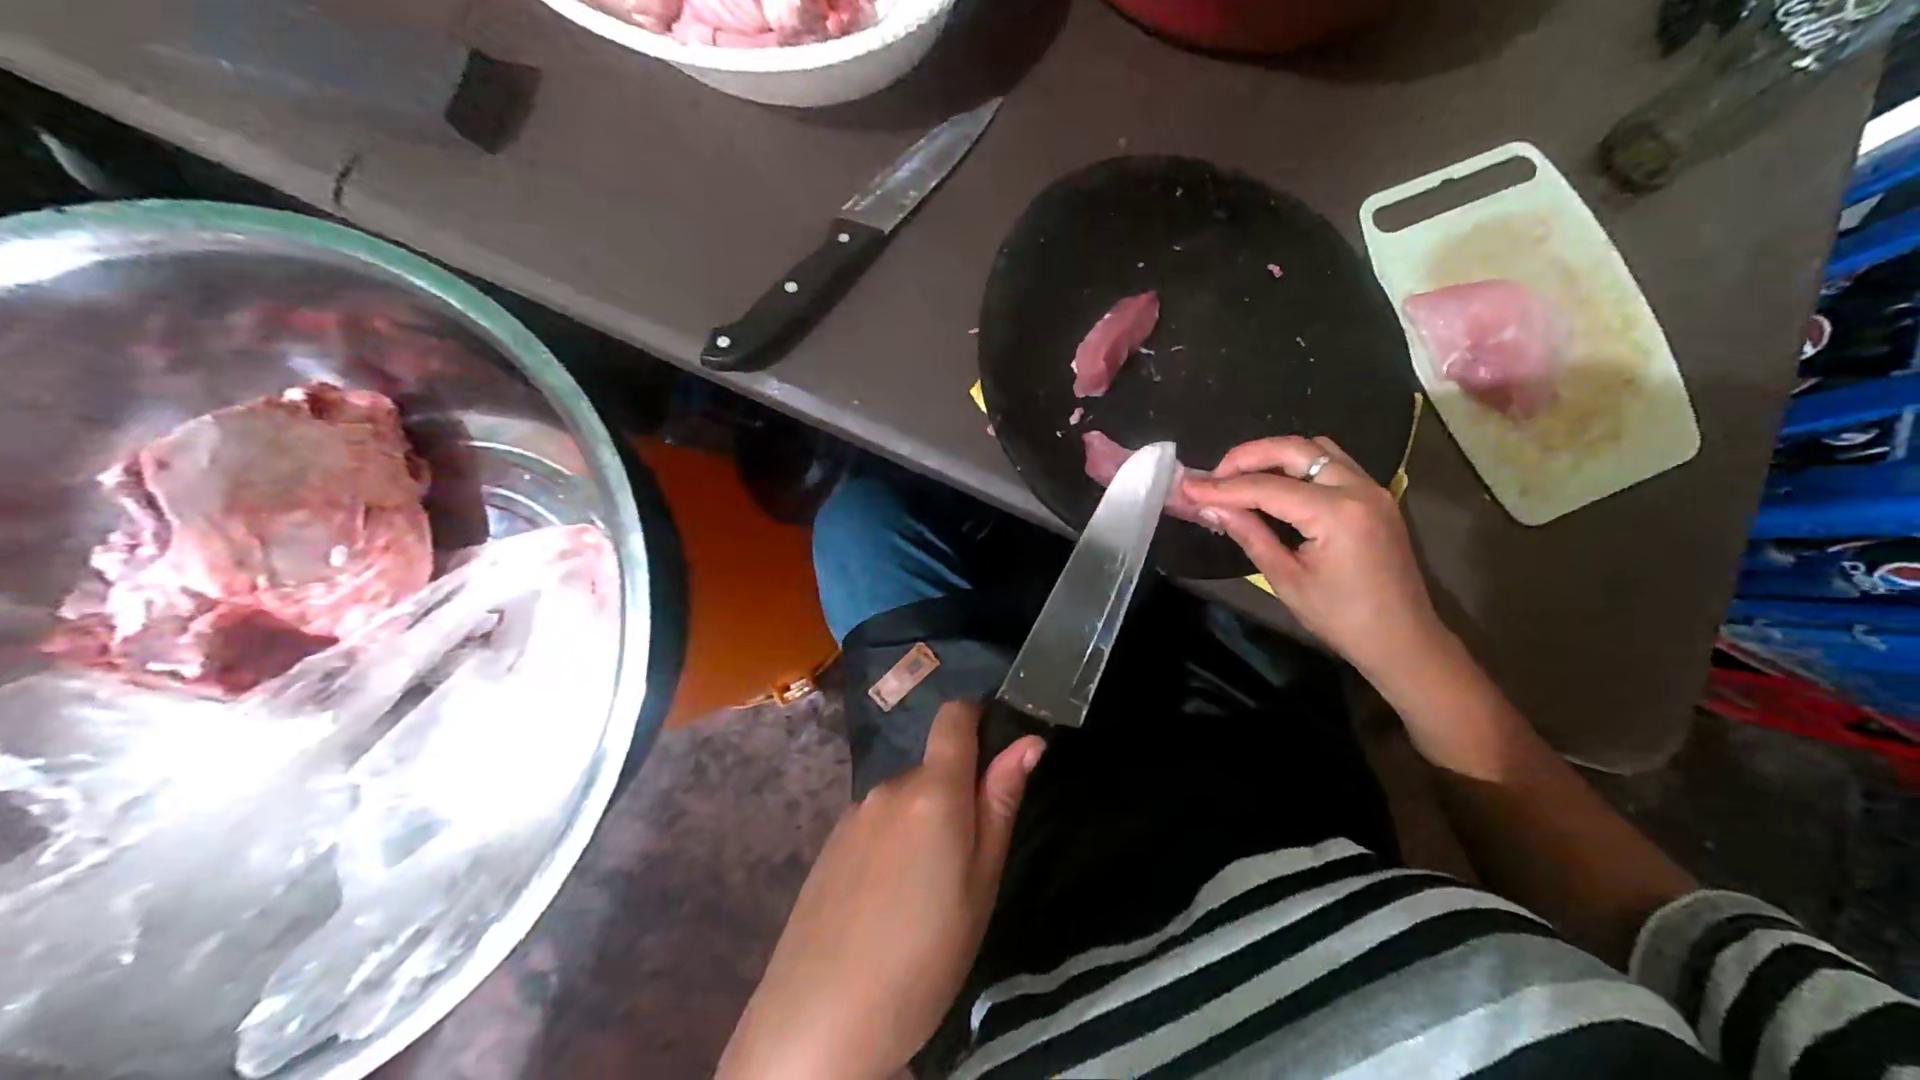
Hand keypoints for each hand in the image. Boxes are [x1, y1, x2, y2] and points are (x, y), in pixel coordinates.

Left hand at [718, 702, 1045, 1079]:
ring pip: (904, 801)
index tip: (997, 754)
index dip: (979, 719)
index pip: (954, 717)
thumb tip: (1029, 740)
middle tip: (968, 864)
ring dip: (922, 826)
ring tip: (926, 897)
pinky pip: (875, 825)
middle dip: (956, 796)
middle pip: (932, 768)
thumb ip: (1000, 802)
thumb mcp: (981, 882)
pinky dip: (892, 845)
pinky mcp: (829, 844)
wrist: (820, 1019)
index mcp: (932, 790)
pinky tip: (887, 905)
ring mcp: (852, 815)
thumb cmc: (926, 954)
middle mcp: (887, 787)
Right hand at [1183, 436, 1446, 677]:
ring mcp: (1372, 489)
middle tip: (1212, 476)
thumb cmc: (1341, 619)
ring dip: (1274, 456)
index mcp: (1337, 514)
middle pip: (1293, 450)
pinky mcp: (1375, 496)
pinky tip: (1275, 486)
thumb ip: (1248, 534)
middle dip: (1246, 457)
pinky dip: (1298, 465)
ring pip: (1316, 449)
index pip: (1267, 487)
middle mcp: (1358, 489)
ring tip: (1240, 479)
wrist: (1403, 640)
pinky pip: (1332, 463)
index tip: (1187, 487)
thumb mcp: (1286, 579)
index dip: (1222, 487)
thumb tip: (1208, 506)